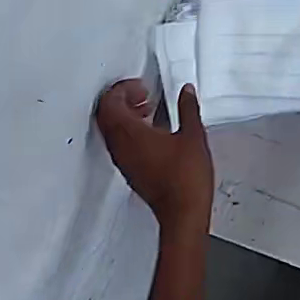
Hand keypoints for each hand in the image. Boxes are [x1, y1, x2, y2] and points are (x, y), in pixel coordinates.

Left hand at [95, 79, 213, 233]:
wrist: (182, 214)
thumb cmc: (185, 180)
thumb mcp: (193, 135)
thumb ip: (188, 108)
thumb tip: (186, 92)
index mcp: (130, 134)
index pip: (111, 102)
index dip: (123, 88)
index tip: (140, 86)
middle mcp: (121, 146)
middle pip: (106, 114)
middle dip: (121, 99)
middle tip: (141, 93)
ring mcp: (123, 160)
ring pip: (111, 129)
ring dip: (124, 114)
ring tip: (147, 109)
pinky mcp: (130, 170)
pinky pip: (119, 143)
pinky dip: (129, 130)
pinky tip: (151, 131)